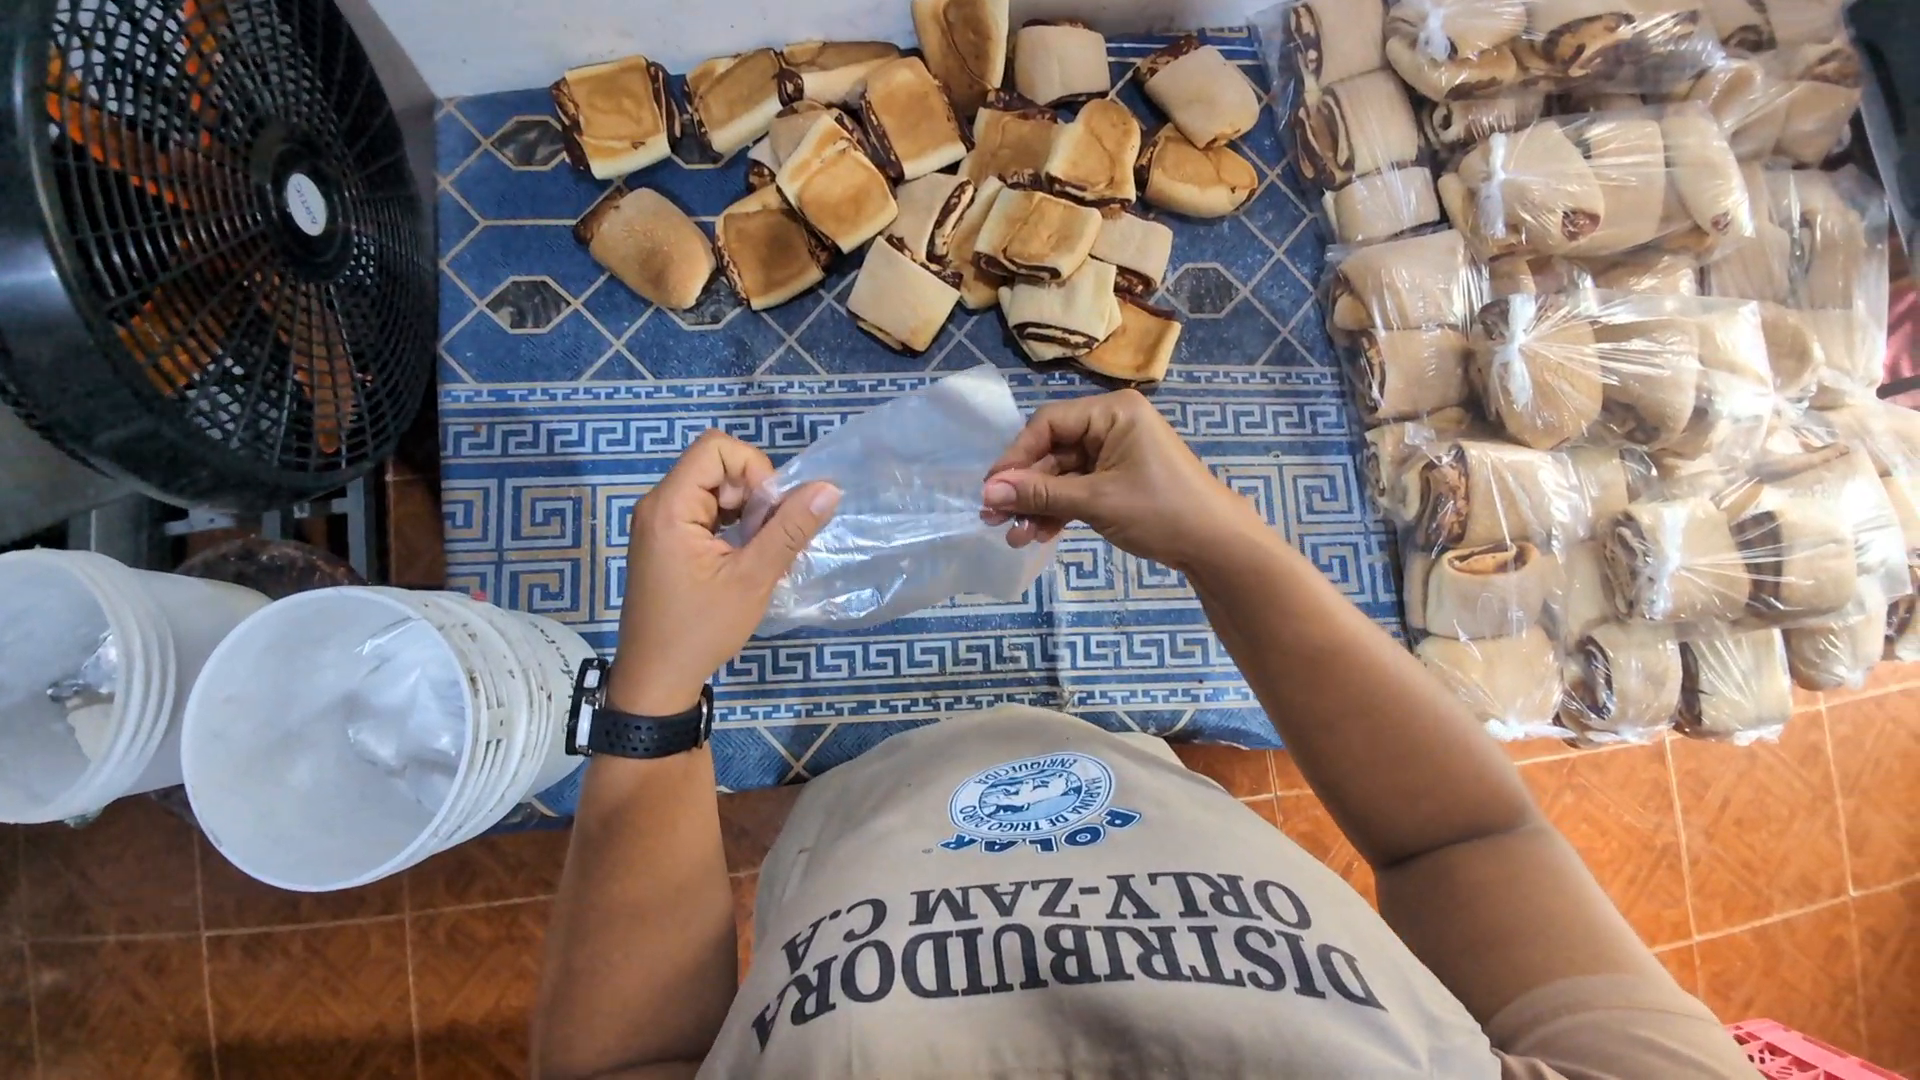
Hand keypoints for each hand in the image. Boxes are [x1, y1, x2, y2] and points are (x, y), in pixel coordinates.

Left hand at [611, 430, 839, 714]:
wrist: (657, 678)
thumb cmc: (701, 629)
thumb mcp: (753, 578)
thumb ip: (790, 529)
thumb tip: (829, 488)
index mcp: (670, 506)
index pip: (716, 448)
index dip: (753, 468)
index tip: (769, 511)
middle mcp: (659, 504)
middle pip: (715, 465)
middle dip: (752, 492)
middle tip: (767, 536)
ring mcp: (660, 522)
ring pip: (714, 487)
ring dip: (746, 509)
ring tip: (758, 549)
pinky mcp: (667, 539)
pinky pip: (706, 510)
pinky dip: (732, 523)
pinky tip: (744, 555)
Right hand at [982, 389, 1262, 570]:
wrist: (1216, 546)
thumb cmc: (1160, 512)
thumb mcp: (1095, 502)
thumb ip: (1040, 494)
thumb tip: (988, 493)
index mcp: (1112, 413)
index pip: (1048, 423)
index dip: (1016, 457)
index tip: (992, 490)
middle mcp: (1112, 425)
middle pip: (1052, 451)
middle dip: (1025, 488)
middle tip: (995, 519)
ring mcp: (1115, 453)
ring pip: (1062, 475)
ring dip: (1038, 505)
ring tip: (1015, 537)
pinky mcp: (1118, 479)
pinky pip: (1078, 489)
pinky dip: (1059, 511)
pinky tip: (1038, 536)